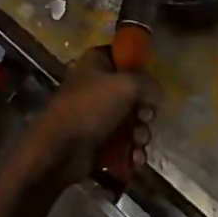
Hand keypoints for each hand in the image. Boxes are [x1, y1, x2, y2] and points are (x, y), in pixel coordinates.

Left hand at [21, 48, 150, 187]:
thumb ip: (146, 83)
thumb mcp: (124, 86)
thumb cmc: (90, 107)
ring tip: (136, 143)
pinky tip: (134, 159)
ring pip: (132, 121)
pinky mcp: (99, 138)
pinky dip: (132, 151)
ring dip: (140, 134)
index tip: (149, 87)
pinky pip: (125, 142)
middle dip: (144, 111)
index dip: (139, 71)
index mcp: (96, 62)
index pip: (123, 57)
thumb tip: (155, 91)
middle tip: (143, 119)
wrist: (61, 146)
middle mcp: (96, 84)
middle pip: (133, 94)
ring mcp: (97, 112)